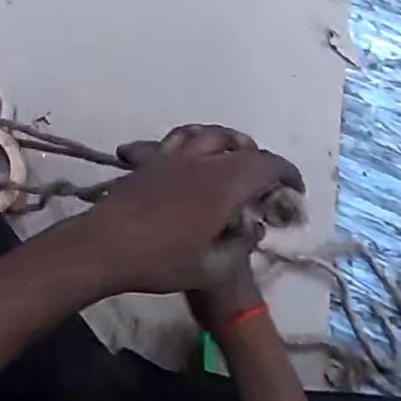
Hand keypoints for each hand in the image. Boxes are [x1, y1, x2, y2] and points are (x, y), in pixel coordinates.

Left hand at [50, 126, 302, 297]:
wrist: (105, 245)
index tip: (295, 188)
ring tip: (234, 157)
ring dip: (228, 142)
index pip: (266, 165)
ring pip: (208, 133)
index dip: (286, 173)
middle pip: (239, 144)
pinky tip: (194, 156)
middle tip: (265, 180)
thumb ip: (241, 245)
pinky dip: (196, 139)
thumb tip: (254, 226)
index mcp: (223, 184)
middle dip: (259, 159)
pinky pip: (180, 137)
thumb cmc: (161, 260)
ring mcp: (173, 155)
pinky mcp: (152, 160)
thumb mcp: (212, 268)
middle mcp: (201, 160)